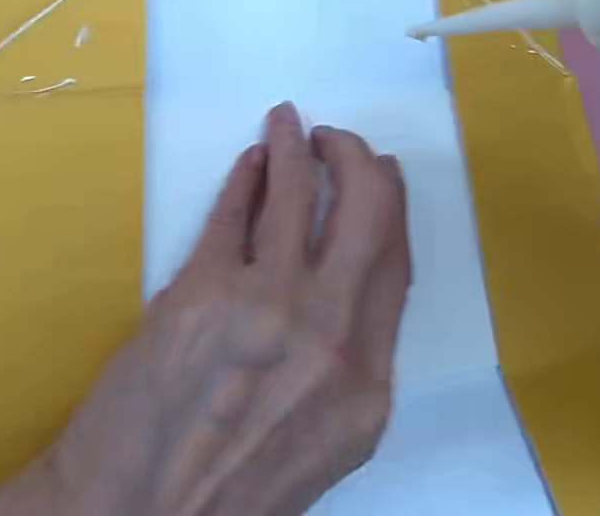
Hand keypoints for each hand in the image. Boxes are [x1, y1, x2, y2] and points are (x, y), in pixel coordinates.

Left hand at [0, 102, 410, 515]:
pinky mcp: (201, 288)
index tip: (380, 170)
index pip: (397, 257)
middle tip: (334, 138)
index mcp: (367, 383)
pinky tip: (250, 160)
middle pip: (367, 207)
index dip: (390, 199)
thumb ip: (350, 351)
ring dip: (293, 143)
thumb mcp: (325, 435)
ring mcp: (265, 306)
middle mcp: (329, 335)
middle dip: (354, 155)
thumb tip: (349, 261)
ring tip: (286, 120)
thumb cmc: (237, 484)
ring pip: (296, 188)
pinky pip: (235, 207)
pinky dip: (246, 172)